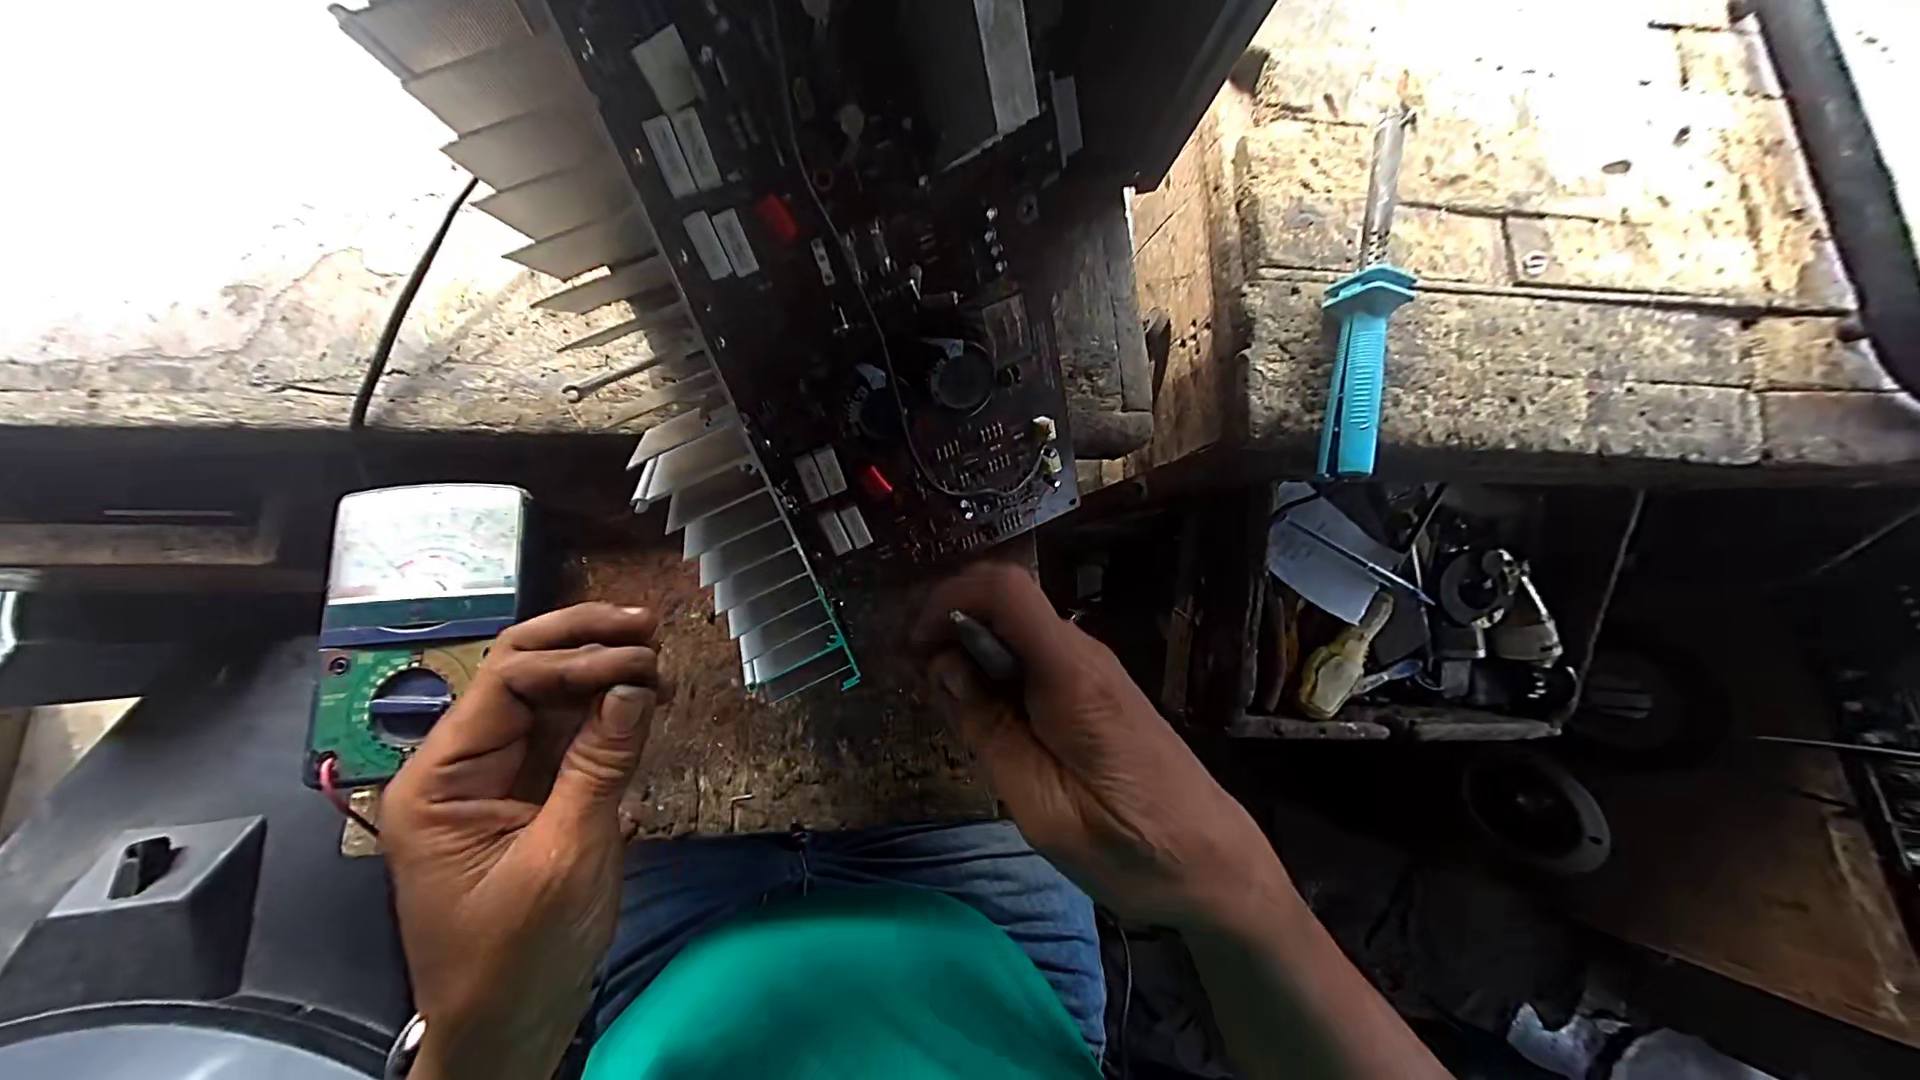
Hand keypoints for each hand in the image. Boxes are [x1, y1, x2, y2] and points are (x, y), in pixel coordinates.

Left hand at [381, 603, 664, 1079]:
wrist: (513, 1021)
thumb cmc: (520, 952)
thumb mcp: (565, 857)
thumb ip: (598, 766)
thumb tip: (636, 687)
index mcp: (441, 780)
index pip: (506, 683)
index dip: (575, 661)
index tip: (641, 663)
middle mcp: (467, 761)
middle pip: (520, 668)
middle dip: (582, 638)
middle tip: (646, 623)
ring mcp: (507, 768)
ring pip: (553, 689)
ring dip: (604, 664)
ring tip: (656, 653)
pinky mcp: (543, 781)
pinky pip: (577, 723)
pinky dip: (614, 701)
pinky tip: (647, 691)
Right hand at [913, 562, 1289, 930]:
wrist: (1214, 864)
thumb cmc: (1130, 849)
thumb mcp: (1041, 806)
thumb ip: (990, 731)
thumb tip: (946, 667)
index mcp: (1071, 676)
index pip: (1006, 590)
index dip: (948, 599)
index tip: (914, 648)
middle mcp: (1083, 653)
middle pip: (1005, 600)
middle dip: (951, 625)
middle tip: (921, 682)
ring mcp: (1092, 665)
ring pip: (1015, 627)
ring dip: (971, 650)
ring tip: (950, 707)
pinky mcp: (1094, 685)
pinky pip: (1032, 654)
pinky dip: (996, 669)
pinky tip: (988, 716)